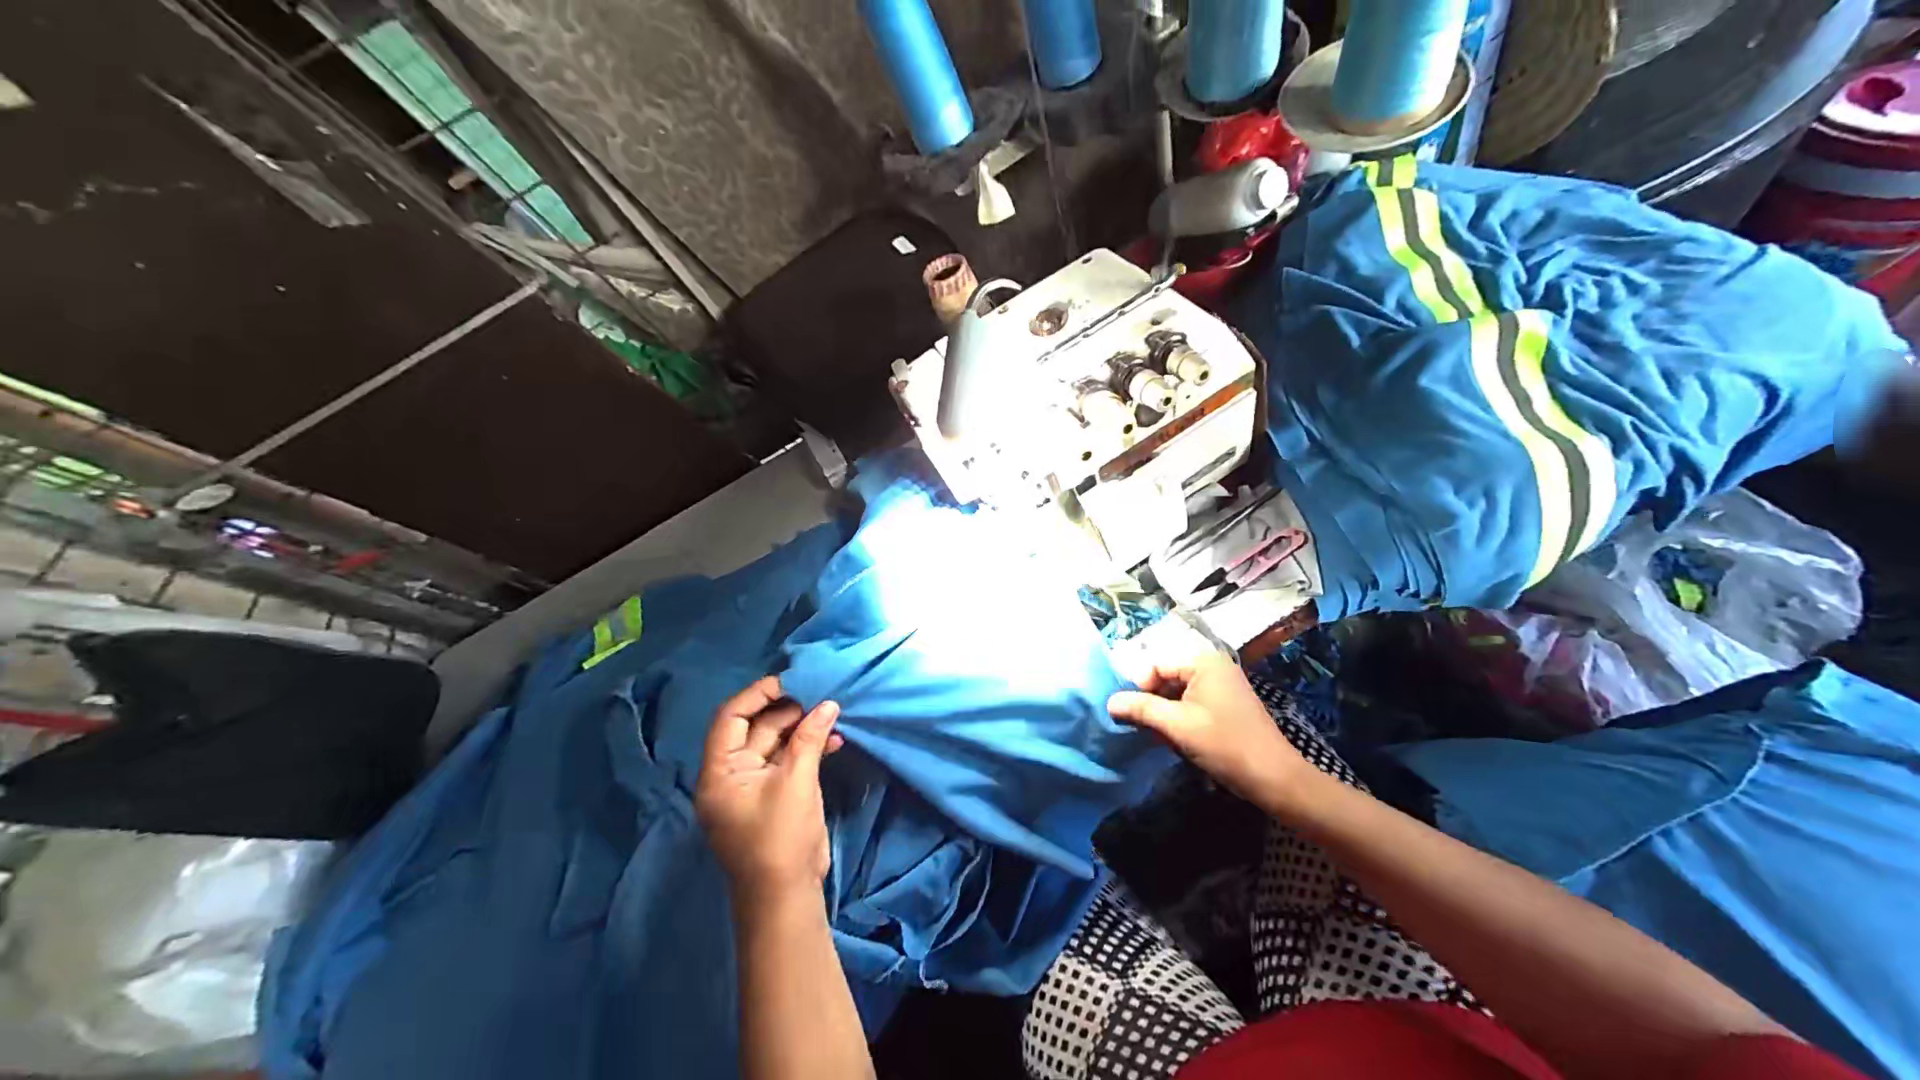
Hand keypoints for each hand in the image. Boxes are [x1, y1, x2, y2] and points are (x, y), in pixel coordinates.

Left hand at [695, 675, 844, 905]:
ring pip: (775, 745)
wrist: (787, 896)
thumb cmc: (780, 837)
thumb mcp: (796, 782)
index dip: (758, 694)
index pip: (731, 718)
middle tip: (819, 694)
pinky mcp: (775, 797)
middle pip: (755, 729)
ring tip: (831, 713)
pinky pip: (788, 763)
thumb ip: (809, 738)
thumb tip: (828, 704)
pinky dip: (808, 750)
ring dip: (802, 729)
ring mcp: (753, 787)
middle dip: (788, 711)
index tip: (790, 680)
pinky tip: (834, 739)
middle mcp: (731, 775)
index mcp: (719, 772)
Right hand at [1107, 652, 1315, 814]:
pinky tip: (1177, 741)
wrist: (1274, 779)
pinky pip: (1190, 704)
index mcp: (1204, 662)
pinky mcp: (1225, 705)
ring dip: (1164, 714)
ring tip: (1162, 738)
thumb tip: (1110, 702)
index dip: (1139, 689)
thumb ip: (1141, 709)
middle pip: (1165, 678)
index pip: (1155, 665)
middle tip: (1145, 729)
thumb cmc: (1225, 745)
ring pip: (1176, 694)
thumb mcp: (1177, 726)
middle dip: (1151, 703)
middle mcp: (1213, 666)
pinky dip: (1179, 720)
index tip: (1131, 716)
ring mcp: (1221, 686)